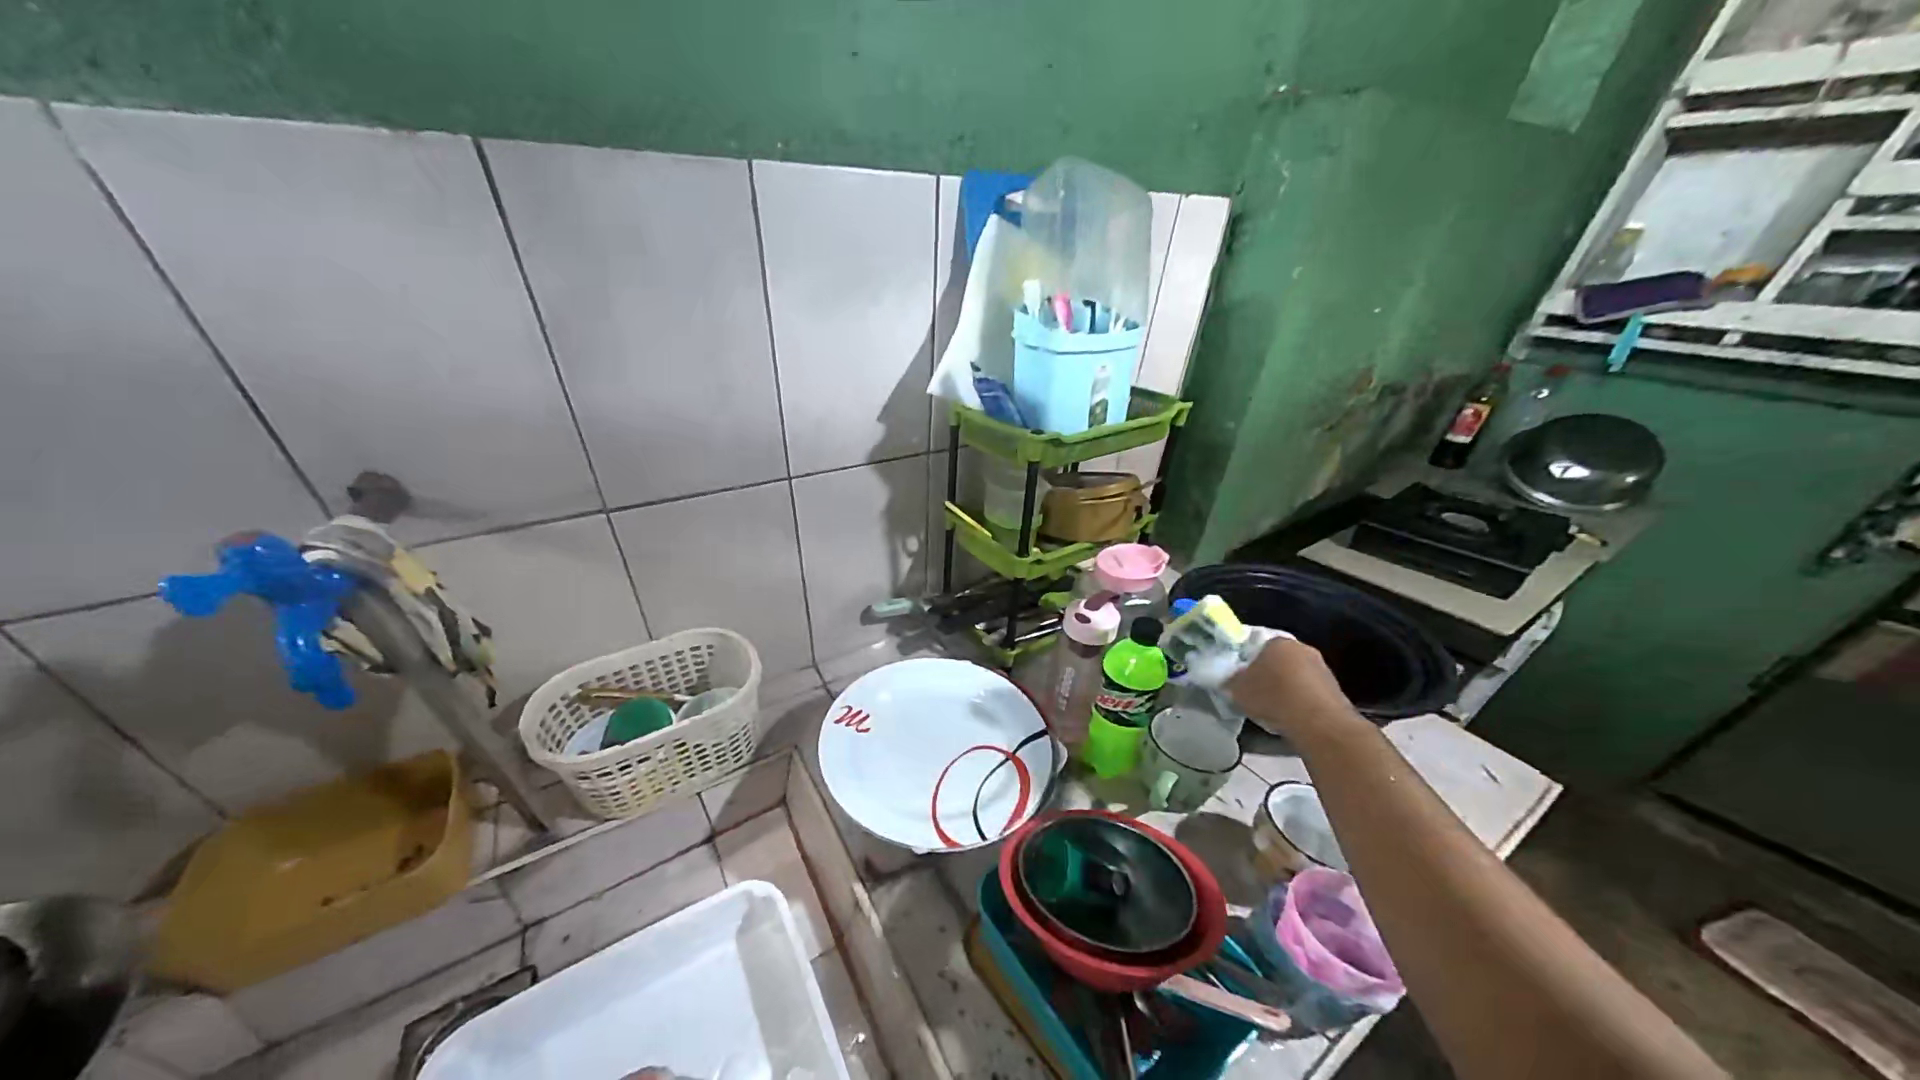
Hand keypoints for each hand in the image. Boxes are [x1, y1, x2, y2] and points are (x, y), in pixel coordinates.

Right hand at [1226, 636, 1363, 741]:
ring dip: (1287, 688)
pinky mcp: (1335, 689)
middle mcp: (1302, 648)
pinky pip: (1310, 692)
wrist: (1318, 723)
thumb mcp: (1237, 689)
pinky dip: (1301, 701)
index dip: (1247, 660)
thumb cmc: (1273, 697)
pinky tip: (1292, 716)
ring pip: (1296, 675)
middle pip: (1279, 659)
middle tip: (1256, 691)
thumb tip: (1232, 678)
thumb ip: (1232, 679)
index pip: (1257, 644)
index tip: (1241, 676)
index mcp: (1277, 641)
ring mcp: (1322, 668)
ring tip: (1274, 708)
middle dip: (1269, 673)